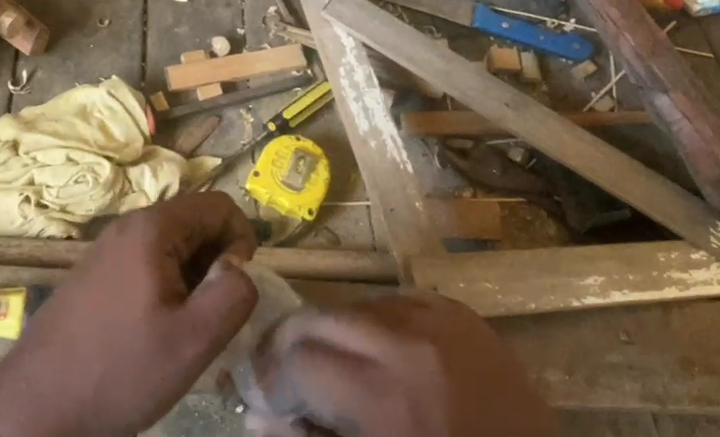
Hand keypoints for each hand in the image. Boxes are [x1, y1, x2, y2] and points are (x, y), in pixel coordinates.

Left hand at [0, 193, 259, 436]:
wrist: (33, 410)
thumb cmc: (118, 371)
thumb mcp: (192, 340)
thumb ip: (233, 294)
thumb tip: (241, 267)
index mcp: (152, 227)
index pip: (220, 205)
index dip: (242, 240)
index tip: (235, 288)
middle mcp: (127, 226)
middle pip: (196, 224)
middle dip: (216, 263)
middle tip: (210, 316)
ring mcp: (106, 250)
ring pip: (172, 247)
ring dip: (191, 281)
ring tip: (182, 330)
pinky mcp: (94, 276)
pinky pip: (147, 265)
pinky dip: (165, 290)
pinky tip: (153, 334)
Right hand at [245, 294, 556, 436]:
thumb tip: (257, 417)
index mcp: (384, 395)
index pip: (298, 357)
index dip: (270, 377)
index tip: (265, 400)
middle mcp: (408, 341)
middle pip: (320, 318)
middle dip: (292, 347)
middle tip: (285, 380)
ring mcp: (440, 319)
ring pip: (357, 305)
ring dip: (335, 335)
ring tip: (336, 371)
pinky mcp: (462, 313)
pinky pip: (400, 301)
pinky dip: (379, 325)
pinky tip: (381, 356)